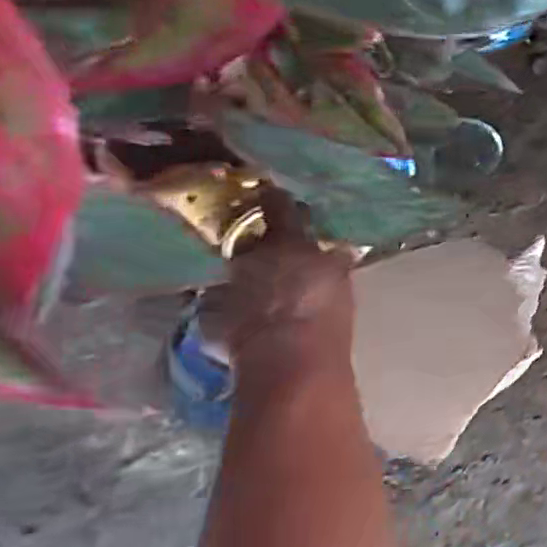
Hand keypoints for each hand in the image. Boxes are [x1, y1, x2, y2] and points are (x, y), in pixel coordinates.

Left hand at [203, 190, 355, 359]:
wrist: (287, 353)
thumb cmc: (322, 308)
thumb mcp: (339, 277)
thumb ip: (333, 260)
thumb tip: (336, 248)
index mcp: (282, 241)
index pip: (279, 210)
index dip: (278, 202)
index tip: (277, 192)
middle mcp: (245, 257)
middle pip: (249, 244)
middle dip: (259, 246)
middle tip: (276, 252)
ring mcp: (222, 289)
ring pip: (235, 276)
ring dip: (247, 279)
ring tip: (266, 289)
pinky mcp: (207, 320)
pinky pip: (224, 307)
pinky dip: (236, 309)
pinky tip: (253, 319)